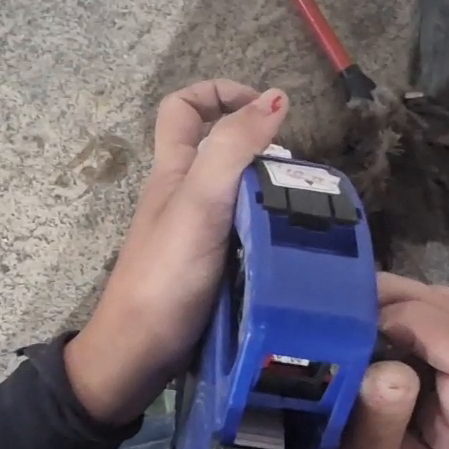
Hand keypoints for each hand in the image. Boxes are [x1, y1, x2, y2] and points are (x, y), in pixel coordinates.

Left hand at [63, 81, 288, 423]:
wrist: (138, 354)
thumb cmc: (164, 276)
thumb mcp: (199, 203)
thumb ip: (232, 150)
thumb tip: (274, 98)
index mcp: (173, 171)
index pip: (183, 108)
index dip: (219, 93)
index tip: (265, 110)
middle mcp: (183, 196)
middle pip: (221, 150)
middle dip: (263, 151)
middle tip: (299, 179)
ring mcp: (197, 234)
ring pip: (239, 195)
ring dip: (274, 195)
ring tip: (309, 215)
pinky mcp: (211, 268)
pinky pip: (246, 235)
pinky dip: (271, 233)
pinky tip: (296, 248)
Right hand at [335, 272, 448, 448]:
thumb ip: (379, 435)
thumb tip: (388, 370)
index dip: (423, 325)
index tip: (365, 324)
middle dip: (408, 302)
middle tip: (345, 306)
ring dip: (404, 299)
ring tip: (350, 307)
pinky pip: (438, 324)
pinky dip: (402, 309)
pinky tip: (366, 319)